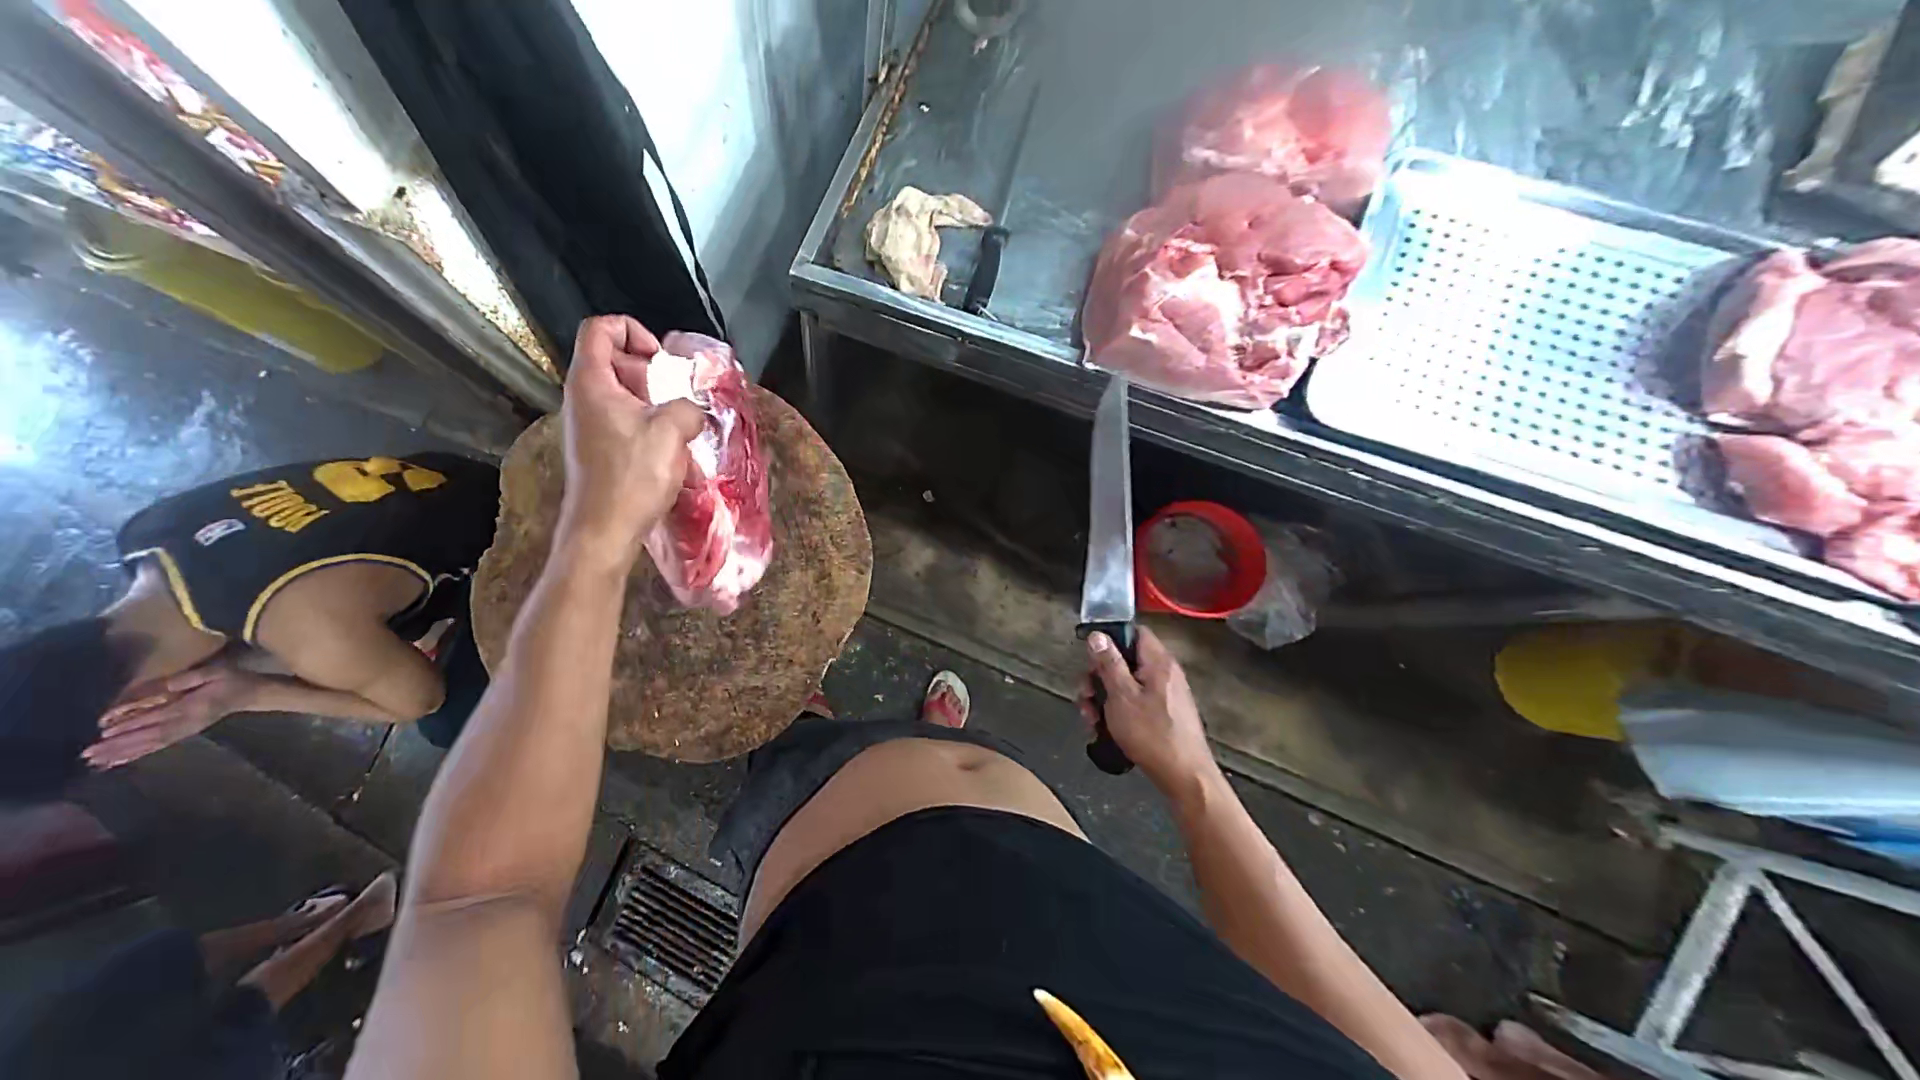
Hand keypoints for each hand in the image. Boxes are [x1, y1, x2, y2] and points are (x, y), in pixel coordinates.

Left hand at [85, 663, 262, 768]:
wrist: (255, 694)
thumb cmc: (235, 680)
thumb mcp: (217, 672)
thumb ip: (192, 678)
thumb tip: (165, 687)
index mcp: (195, 706)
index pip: (159, 717)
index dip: (133, 724)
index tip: (104, 732)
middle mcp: (188, 722)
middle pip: (150, 736)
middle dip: (119, 745)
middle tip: (88, 754)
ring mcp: (188, 730)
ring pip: (152, 744)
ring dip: (124, 754)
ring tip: (96, 762)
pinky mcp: (187, 733)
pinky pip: (160, 746)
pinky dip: (138, 754)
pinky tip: (120, 761)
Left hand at [558, 315, 708, 566]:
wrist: (605, 529)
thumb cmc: (632, 477)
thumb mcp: (672, 432)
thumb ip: (688, 408)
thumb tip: (691, 412)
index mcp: (592, 382)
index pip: (602, 329)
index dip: (634, 331)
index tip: (660, 359)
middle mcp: (583, 398)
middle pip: (615, 360)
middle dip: (652, 373)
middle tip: (675, 396)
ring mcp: (588, 424)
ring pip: (624, 394)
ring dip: (656, 404)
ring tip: (678, 428)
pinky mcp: (598, 448)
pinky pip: (625, 421)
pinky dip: (649, 427)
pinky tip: (669, 452)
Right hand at [1078, 626, 1216, 796]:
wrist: (1184, 776)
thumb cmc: (1152, 734)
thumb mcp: (1121, 696)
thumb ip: (1109, 663)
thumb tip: (1098, 636)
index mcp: (1158, 662)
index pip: (1134, 632)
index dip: (1110, 639)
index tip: (1091, 659)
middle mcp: (1165, 673)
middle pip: (1125, 661)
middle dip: (1099, 678)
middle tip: (1086, 697)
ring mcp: (1166, 694)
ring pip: (1126, 684)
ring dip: (1104, 698)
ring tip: (1091, 720)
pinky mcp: (1164, 713)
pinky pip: (1135, 702)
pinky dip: (1118, 711)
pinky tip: (1104, 730)